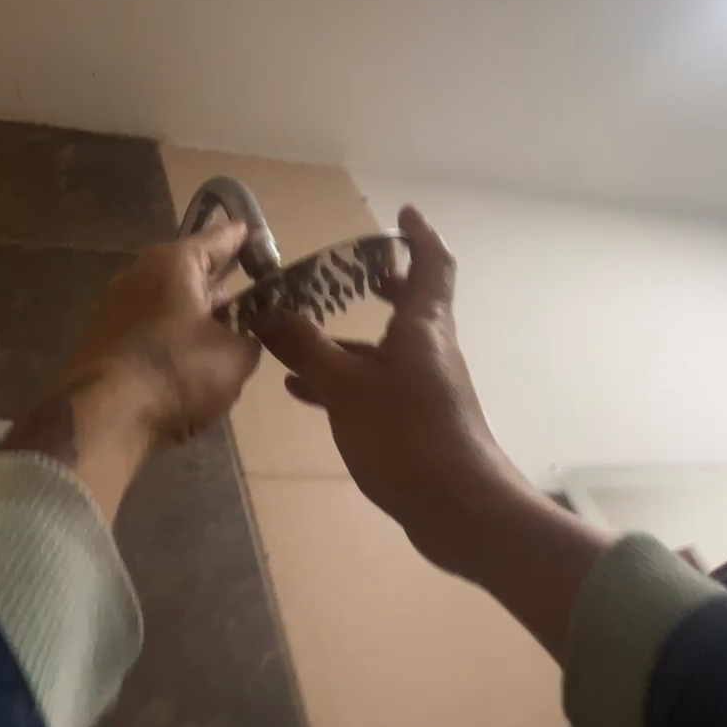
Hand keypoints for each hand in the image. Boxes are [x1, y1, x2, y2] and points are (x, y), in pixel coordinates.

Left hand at [63, 220, 262, 445]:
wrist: (104, 416)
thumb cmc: (176, 372)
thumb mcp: (235, 357)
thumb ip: (250, 338)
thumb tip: (244, 335)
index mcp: (175, 262)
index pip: (220, 238)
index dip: (245, 239)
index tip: (262, 237)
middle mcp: (142, 272)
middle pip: (192, 268)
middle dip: (222, 278)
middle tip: (256, 285)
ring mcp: (118, 303)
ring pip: (171, 298)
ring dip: (198, 309)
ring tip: (231, 323)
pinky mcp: (106, 335)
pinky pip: (151, 323)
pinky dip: (174, 331)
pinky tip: (195, 352)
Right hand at [254, 206, 543, 580]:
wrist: (461, 512)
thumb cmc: (407, 435)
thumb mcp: (345, 386)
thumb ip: (304, 347)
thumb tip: (265, 312)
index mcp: (423, 328)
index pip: (432, 266)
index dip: (419, 236)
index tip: (403, 214)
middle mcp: (428, 350)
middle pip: (409, 304)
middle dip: (380, 284)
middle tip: (349, 272)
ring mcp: (423, 388)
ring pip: (382, 349)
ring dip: (345, 338)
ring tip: (297, 334)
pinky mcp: (414, 421)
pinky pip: (373, 385)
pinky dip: (341, 378)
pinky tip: (303, 389)